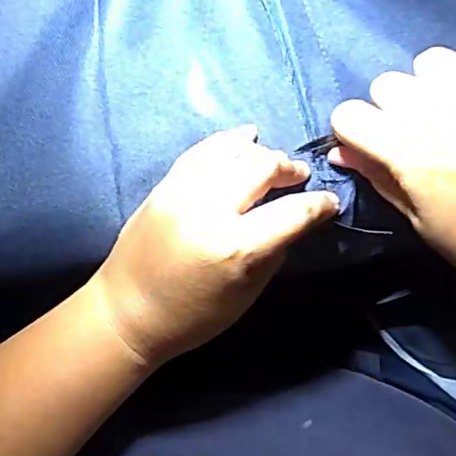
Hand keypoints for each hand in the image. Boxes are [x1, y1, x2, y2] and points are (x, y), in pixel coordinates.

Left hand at [87, 126, 339, 367]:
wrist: (126, 312)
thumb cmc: (193, 317)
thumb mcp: (247, 295)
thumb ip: (276, 251)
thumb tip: (297, 219)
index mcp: (235, 248)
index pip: (292, 212)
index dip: (319, 204)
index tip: (329, 202)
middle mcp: (209, 211)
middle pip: (262, 168)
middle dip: (288, 169)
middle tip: (298, 177)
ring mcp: (182, 193)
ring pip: (232, 152)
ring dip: (260, 152)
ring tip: (273, 161)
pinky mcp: (164, 186)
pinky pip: (201, 151)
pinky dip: (226, 142)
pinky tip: (244, 138)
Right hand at [328, 35, 455, 323]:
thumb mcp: (424, 224)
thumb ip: (381, 179)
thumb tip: (344, 151)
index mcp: (411, 154)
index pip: (350, 114)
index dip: (355, 131)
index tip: (372, 145)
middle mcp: (445, 115)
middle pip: (388, 83)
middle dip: (393, 110)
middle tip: (421, 136)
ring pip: (435, 60)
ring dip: (437, 85)